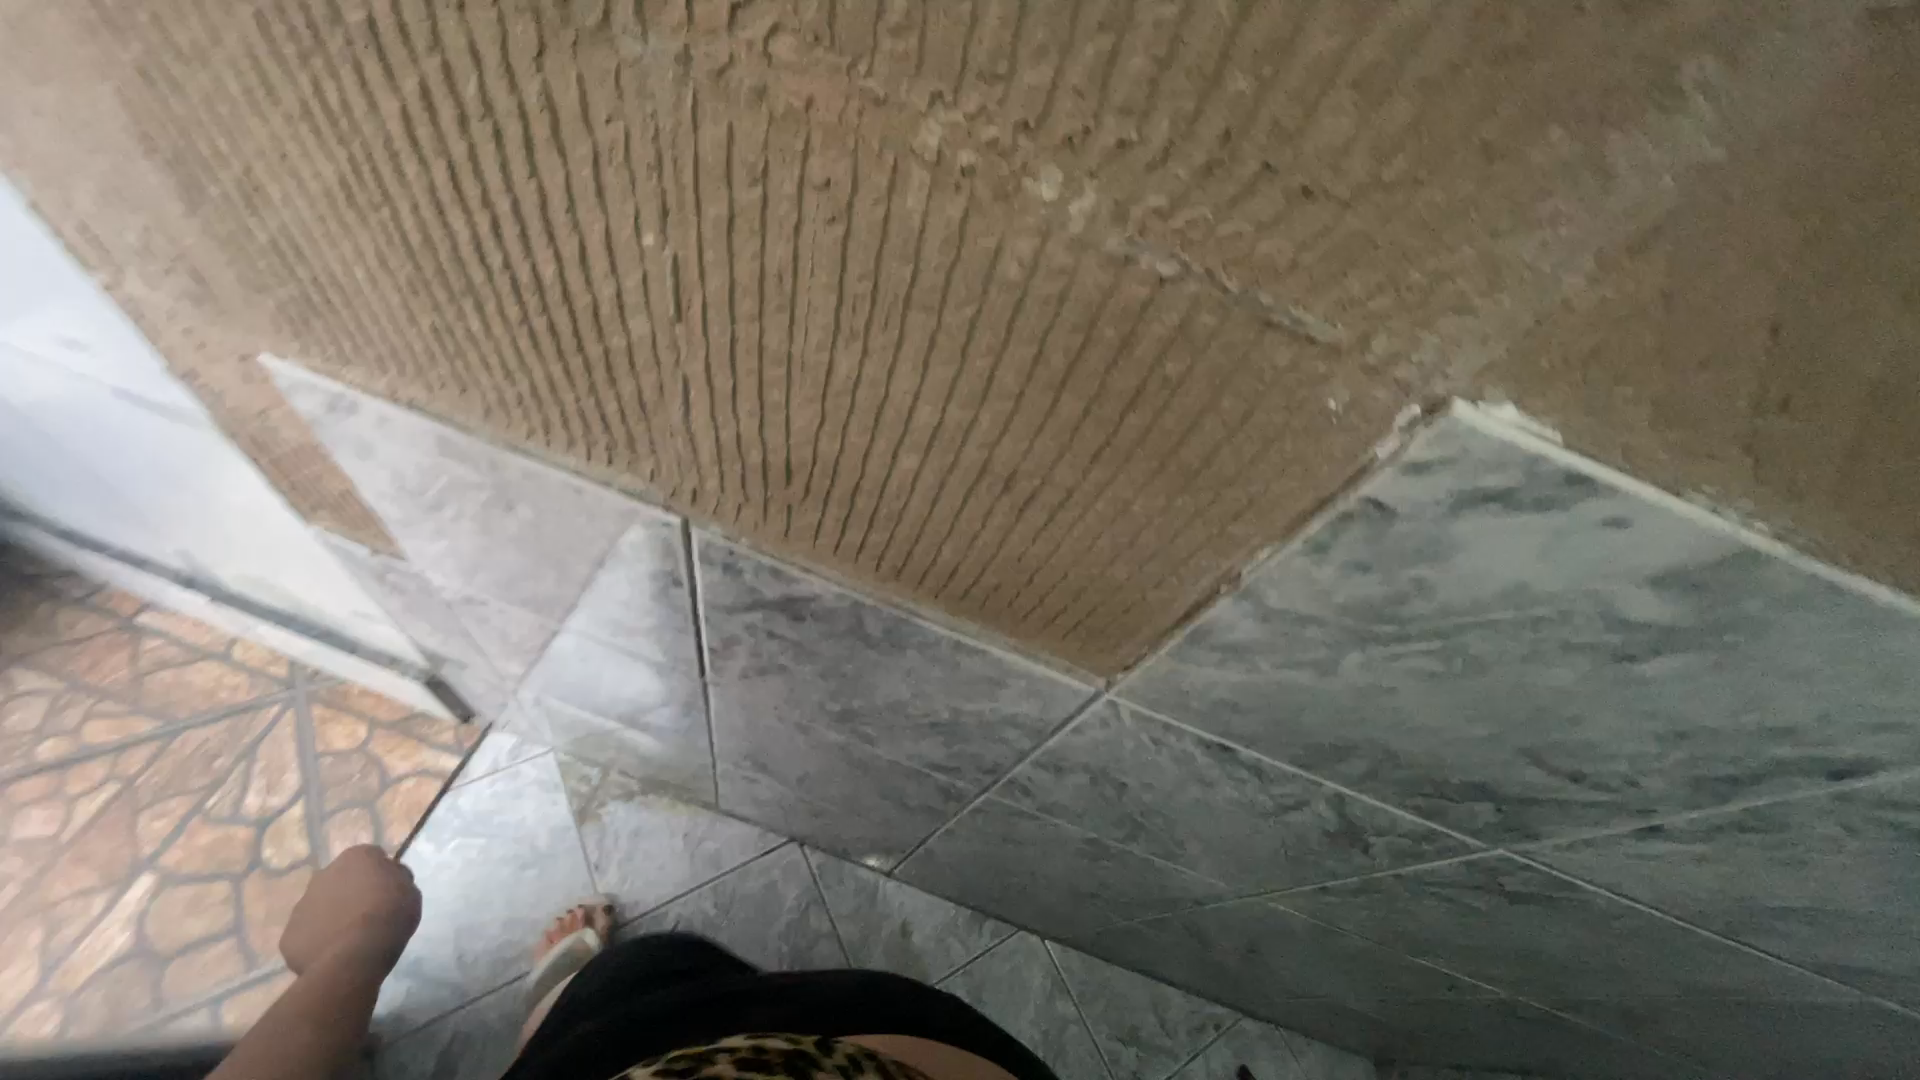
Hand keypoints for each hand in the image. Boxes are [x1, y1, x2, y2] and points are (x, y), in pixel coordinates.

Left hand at [280, 845, 422, 976]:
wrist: (355, 954)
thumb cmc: (391, 913)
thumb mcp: (410, 889)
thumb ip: (395, 878)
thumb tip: (386, 878)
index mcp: (356, 857)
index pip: (370, 856)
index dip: (380, 872)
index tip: (389, 888)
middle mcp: (323, 875)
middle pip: (339, 880)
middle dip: (350, 891)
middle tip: (368, 911)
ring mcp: (301, 906)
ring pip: (319, 907)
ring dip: (332, 915)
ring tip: (351, 935)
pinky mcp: (288, 936)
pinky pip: (307, 933)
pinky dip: (319, 939)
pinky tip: (335, 951)